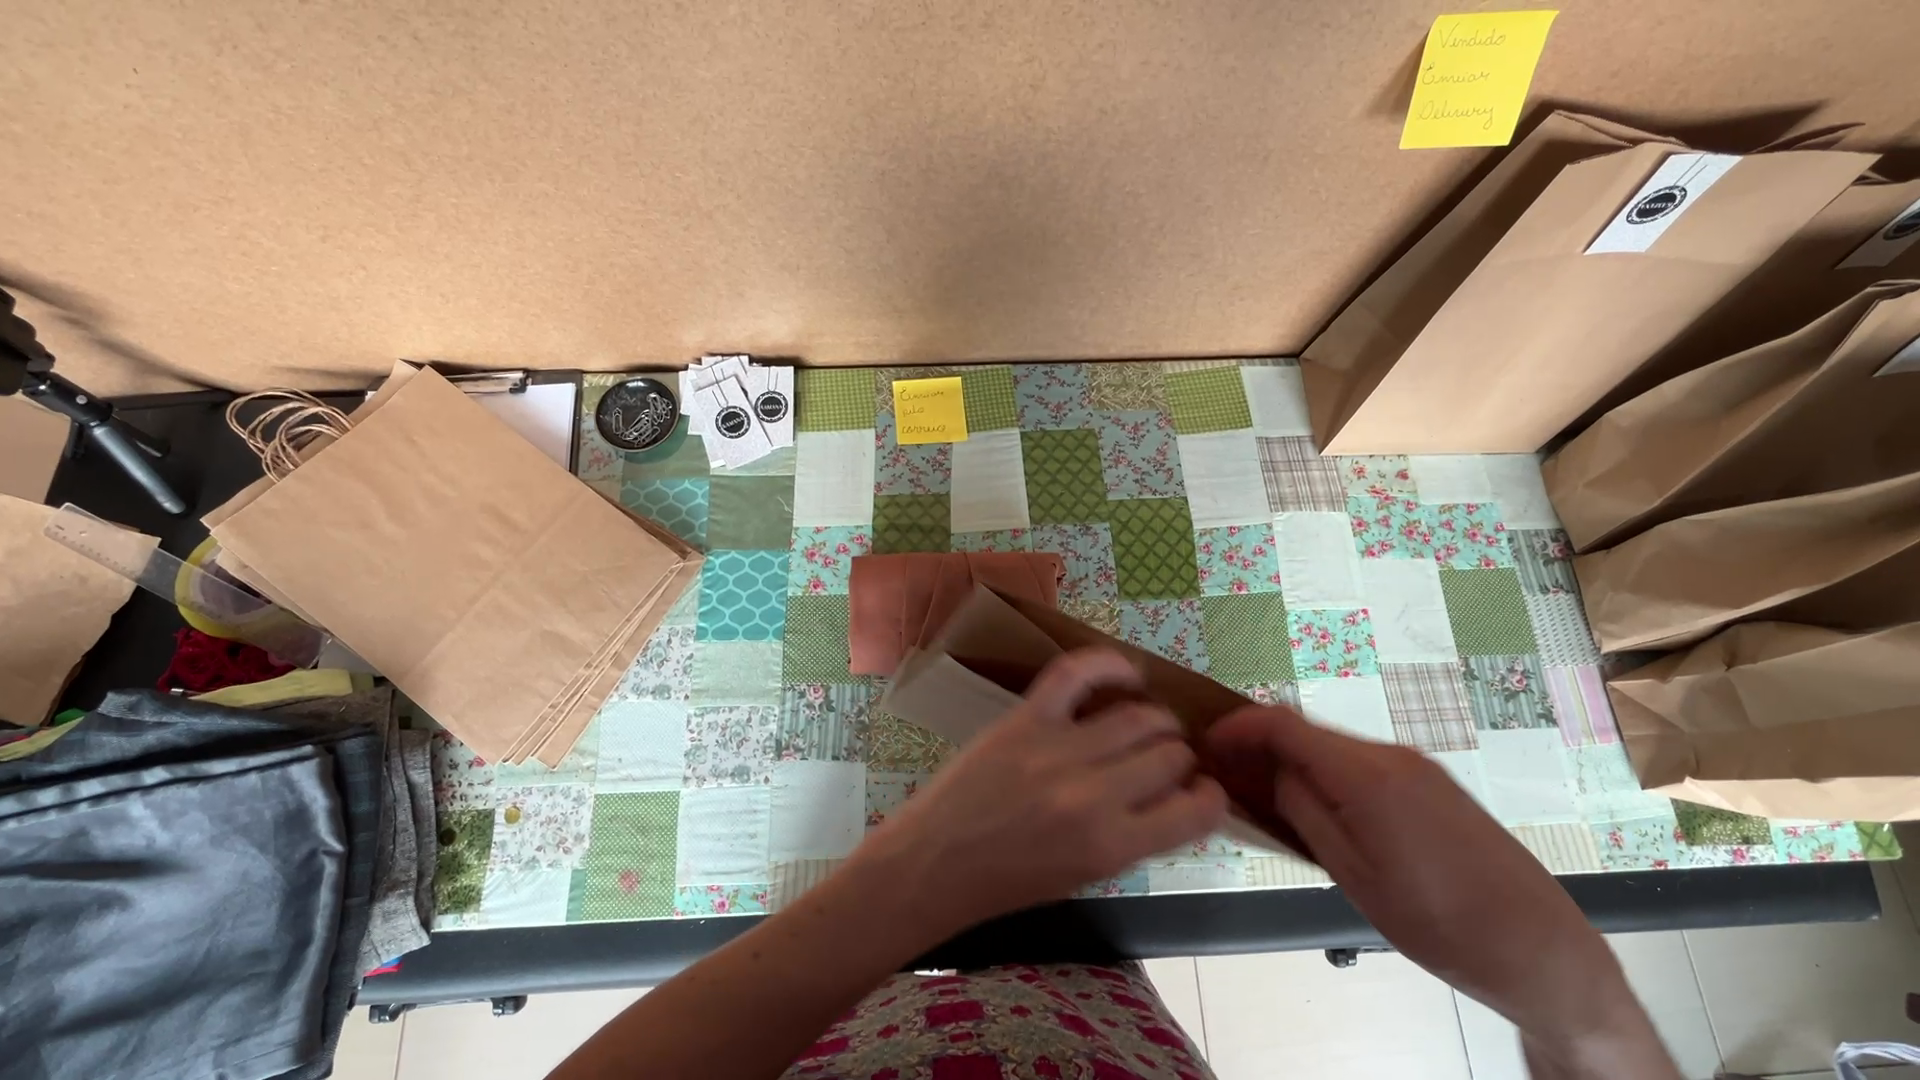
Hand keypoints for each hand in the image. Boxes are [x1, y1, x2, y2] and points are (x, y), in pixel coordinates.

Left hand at [857, 648, 1228, 933]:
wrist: (935, 862)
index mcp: (1112, 845)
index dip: (1211, 798)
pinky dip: (1108, 665)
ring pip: (1137, 715)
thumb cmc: (1010, 882)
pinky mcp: (1026, 719)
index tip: (1205, 791)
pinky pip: (1075, 674)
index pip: (1196, 810)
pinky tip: (1128, 672)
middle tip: (1170, 758)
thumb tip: (1175, 796)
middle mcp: (1094, 794)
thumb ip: (1135, 835)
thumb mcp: (1087, 875)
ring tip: (1152, 725)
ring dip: (1156, 719)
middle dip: (1181, 757)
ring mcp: (1057, 749)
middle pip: (1170, 754)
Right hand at [1203, 706, 1676, 1076]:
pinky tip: (1320, 807)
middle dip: (1261, 744)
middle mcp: (1391, 755)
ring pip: (1335, 746)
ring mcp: (1418, 766)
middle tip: (1229, 776)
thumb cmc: (1437, 924)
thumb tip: (1268, 773)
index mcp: (1366, 775)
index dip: (1238, 726)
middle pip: (1308, 729)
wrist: (1542, 950)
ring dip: (1295, 760)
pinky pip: (1364, 763)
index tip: (1206, 745)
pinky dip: (1329, 772)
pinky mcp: (1434, 783)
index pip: (1284, 723)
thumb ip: (1304, 813)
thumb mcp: (1352, 876)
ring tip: (1267, 797)